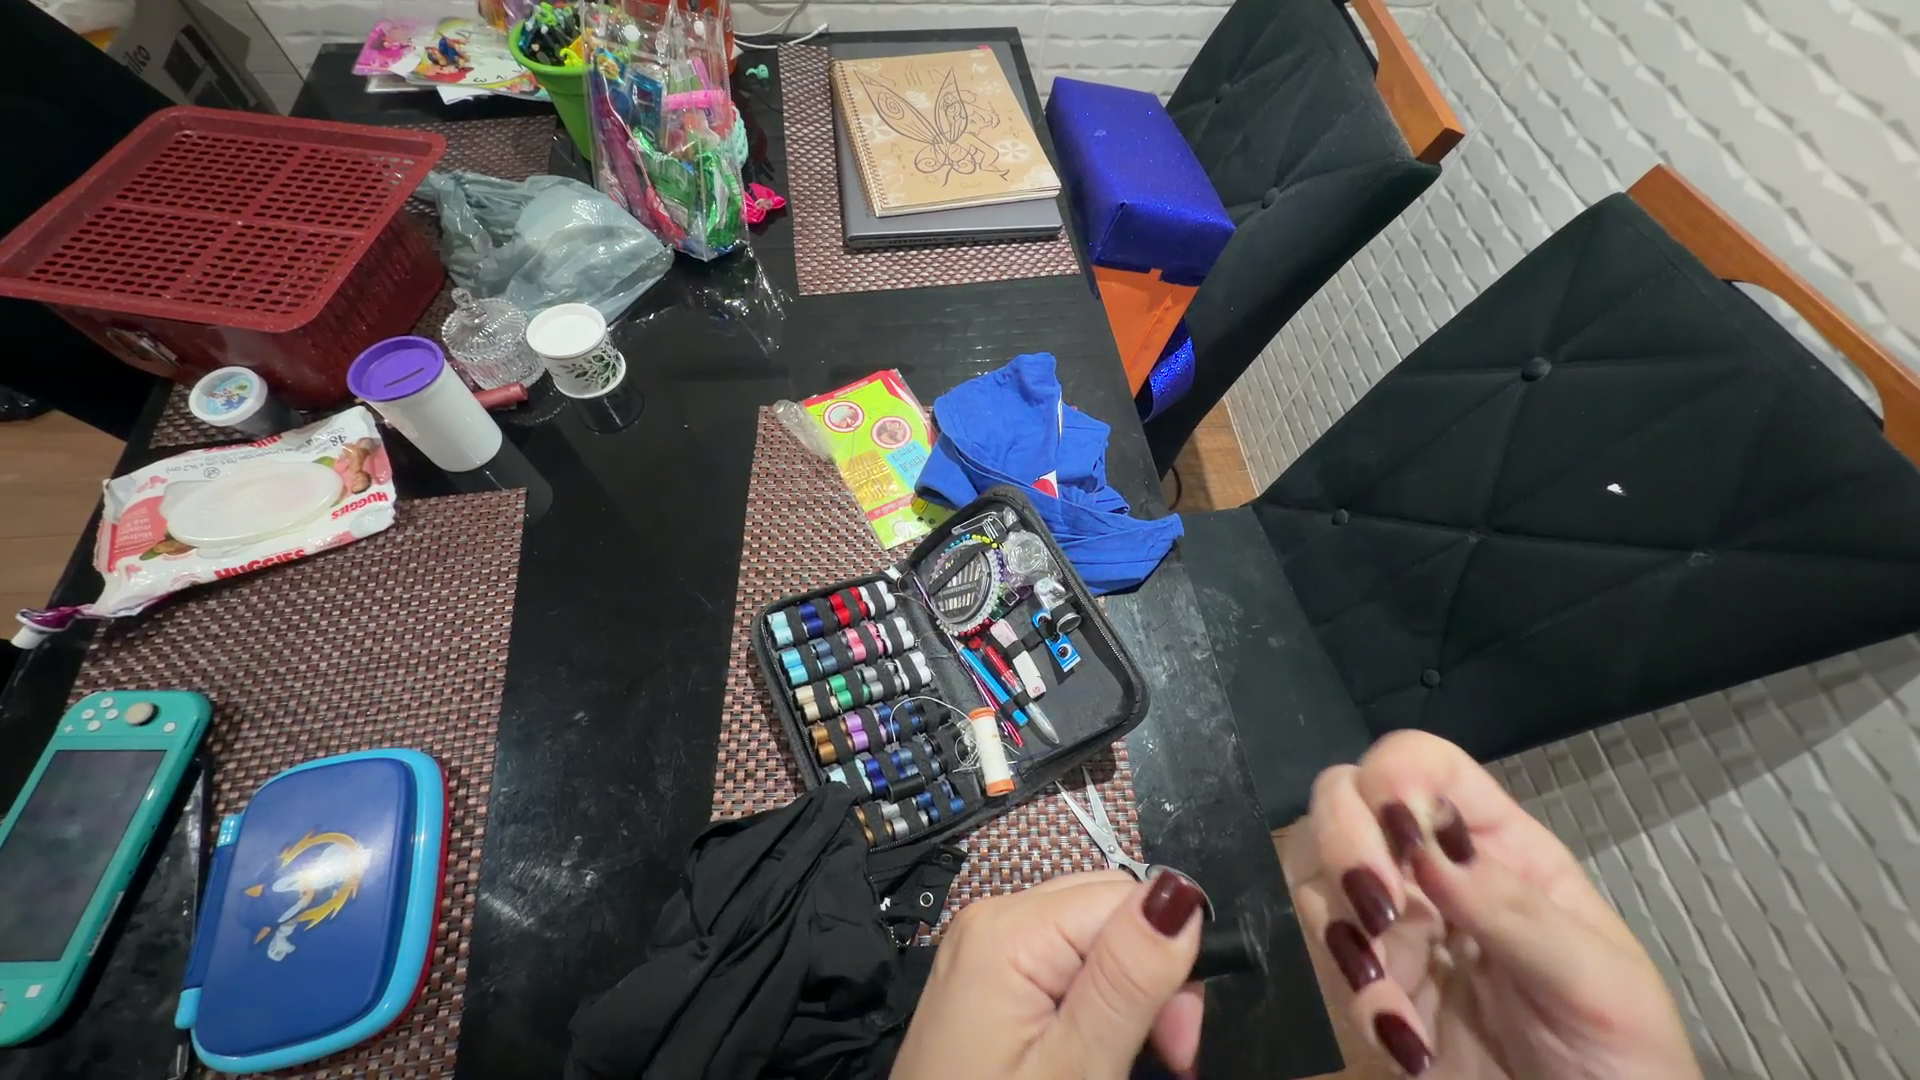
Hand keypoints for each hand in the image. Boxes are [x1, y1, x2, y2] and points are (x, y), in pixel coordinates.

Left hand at [893, 870, 1207, 1079]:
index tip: (1179, 1043)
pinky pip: (1060, 953)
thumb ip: (1125, 977)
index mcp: (1009, 928)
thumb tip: (1178, 890)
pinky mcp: (987, 970)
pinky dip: (1091, 991)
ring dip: (1125, 984)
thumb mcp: (1075, 1067)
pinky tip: (1091, 1041)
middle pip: (1107, 905)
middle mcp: (992, 916)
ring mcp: (985, 942)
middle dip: (1148, 970)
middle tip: (1162, 1054)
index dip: (1167, 960)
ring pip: (1090, 929)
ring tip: (1124, 1056)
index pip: (1124, 896)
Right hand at [1290, 731, 1701, 1078]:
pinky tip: (1399, 1036)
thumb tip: (1427, 841)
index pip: (1423, 764)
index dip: (1396, 773)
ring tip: (1388, 994)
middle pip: (1343, 797)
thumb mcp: (1597, 985)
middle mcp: (1424, 865)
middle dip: (1344, 843)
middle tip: (1376, 912)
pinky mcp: (1357, 971)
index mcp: (1493, 845)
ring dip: (1337, 923)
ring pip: (1310, 866)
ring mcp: (1385, 917)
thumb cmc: (1617, 1062)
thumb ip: (1512, 908)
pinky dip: (1346, 991)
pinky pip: (1313, 949)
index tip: (1401, 833)